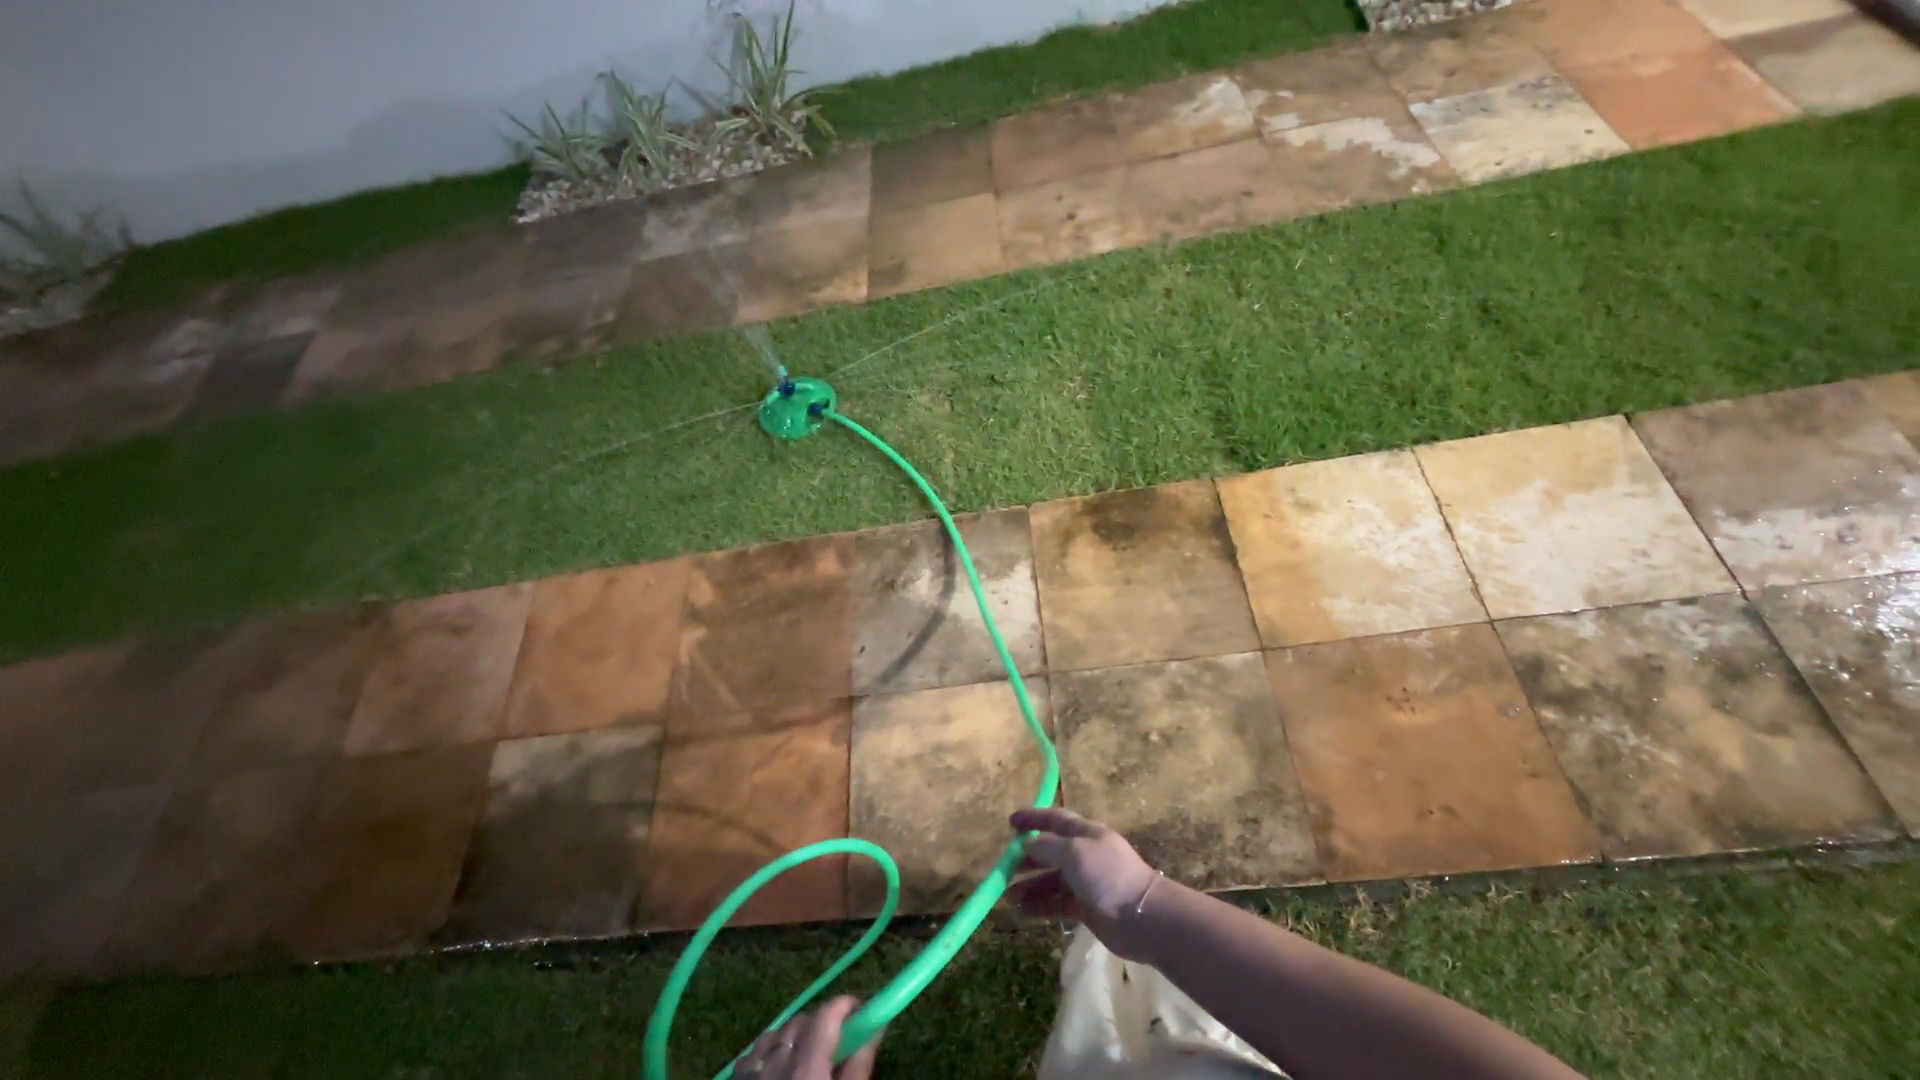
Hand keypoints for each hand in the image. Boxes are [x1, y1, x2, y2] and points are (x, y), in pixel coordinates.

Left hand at [732, 997, 879, 1079]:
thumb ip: (859, 1064)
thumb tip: (877, 1024)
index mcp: (807, 1066)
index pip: (826, 1014)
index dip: (845, 1005)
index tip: (860, 1010)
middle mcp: (776, 1061)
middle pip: (802, 1021)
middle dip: (822, 1024)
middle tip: (838, 1042)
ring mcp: (750, 1071)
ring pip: (776, 1033)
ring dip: (794, 1036)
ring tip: (807, 1056)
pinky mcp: (734, 1079)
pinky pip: (752, 1052)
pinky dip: (769, 1052)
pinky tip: (777, 1068)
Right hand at [1007, 807, 1159, 959]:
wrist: (1142, 917)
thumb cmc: (1107, 875)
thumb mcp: (1074, 852)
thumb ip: (1048, 846)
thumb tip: (1029, 845)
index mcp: (1086, 834)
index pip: (1055, 819)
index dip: (1033, 818)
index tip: (1010, 822)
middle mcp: (1086, 855)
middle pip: (1051, 852)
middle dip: (1027, 858)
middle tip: (1004, 868)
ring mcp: (1087, 883)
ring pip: (1052, 880)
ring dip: (1030, 886)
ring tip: (1008, 897)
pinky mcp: (1087, 908)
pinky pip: (1058, 904)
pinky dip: (1041, 906)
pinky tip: (1024, 912)